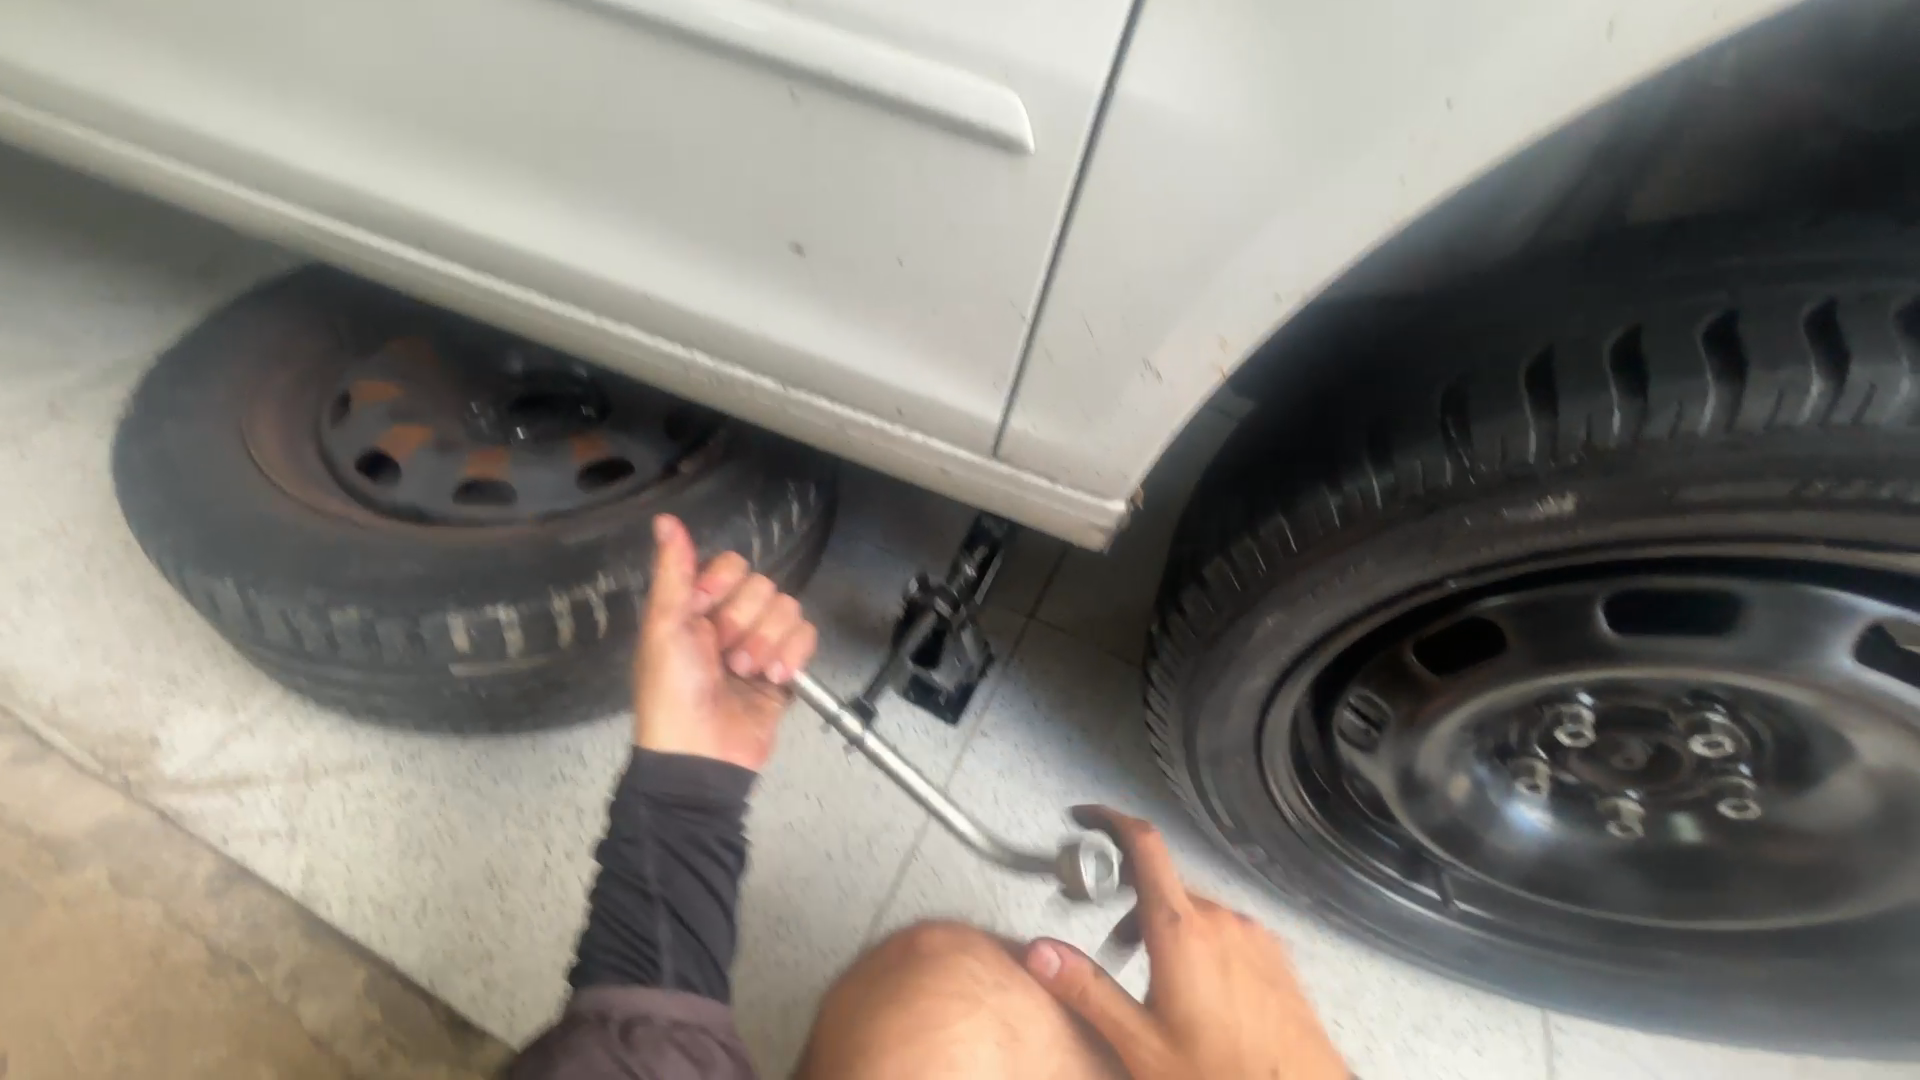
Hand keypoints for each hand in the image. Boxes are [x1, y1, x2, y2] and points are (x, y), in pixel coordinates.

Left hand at [633, 513, 818, 770]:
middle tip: (724, 654)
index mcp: (697, 607)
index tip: (703, 611)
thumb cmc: (673, 689)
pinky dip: (793, 656)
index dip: (724, 585)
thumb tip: (665, 518)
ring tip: (747, 672)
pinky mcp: (787, 666)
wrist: (701, 754)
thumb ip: (673, 572)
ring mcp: (761, 643)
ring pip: (788, 610)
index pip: (732, 564)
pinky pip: (807, 636)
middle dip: (746, 622)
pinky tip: (774, 679)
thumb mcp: (664, 628)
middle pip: (764, 586)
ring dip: (768, 643)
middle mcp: (731, 619)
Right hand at [1023, 807, 1347, 1079]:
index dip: (1110, 820)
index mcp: (1182, 930)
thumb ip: (1087, 990)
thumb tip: (1039, 951)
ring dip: (1165, 927)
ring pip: (1195, 910)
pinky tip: (1200, 993)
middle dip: (1131, 902)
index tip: (1087, 816)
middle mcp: (1220, 919)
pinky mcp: (1275, 957)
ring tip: (1155, 982)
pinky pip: (1225, 930)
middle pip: (1163, 883)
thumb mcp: (1142, 1045)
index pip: (1144, 845)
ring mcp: (1252, 935)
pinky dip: (1199, 942)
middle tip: (1113, 943)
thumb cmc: (1223, 1078)